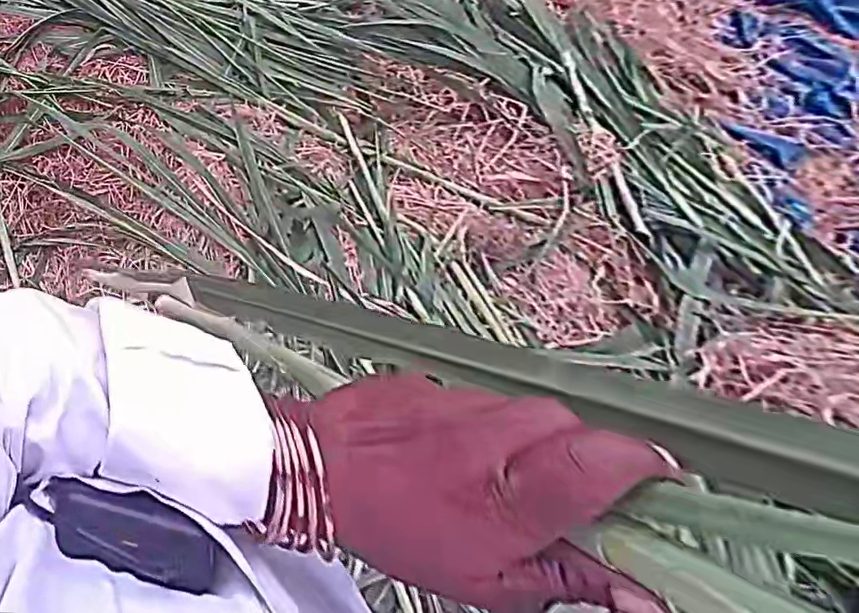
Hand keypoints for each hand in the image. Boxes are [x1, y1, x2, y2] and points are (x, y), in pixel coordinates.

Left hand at [275, 374, 675, 612]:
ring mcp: (440, 401)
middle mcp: (477, 438)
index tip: (660, 475)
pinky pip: (463, 393)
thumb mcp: (485, 581)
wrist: (310, 469)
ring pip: (512, 404)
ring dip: (522, 430)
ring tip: (495, 463)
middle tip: (565, 477)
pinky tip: (450, 441)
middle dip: (579, 446)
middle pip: (562, 421)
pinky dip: (472, 415)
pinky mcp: (411, 380)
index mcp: (505, 497)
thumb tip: (637, 594)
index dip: (639, 464)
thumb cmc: (387, 526)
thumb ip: (566, 581)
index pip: (595, 463)